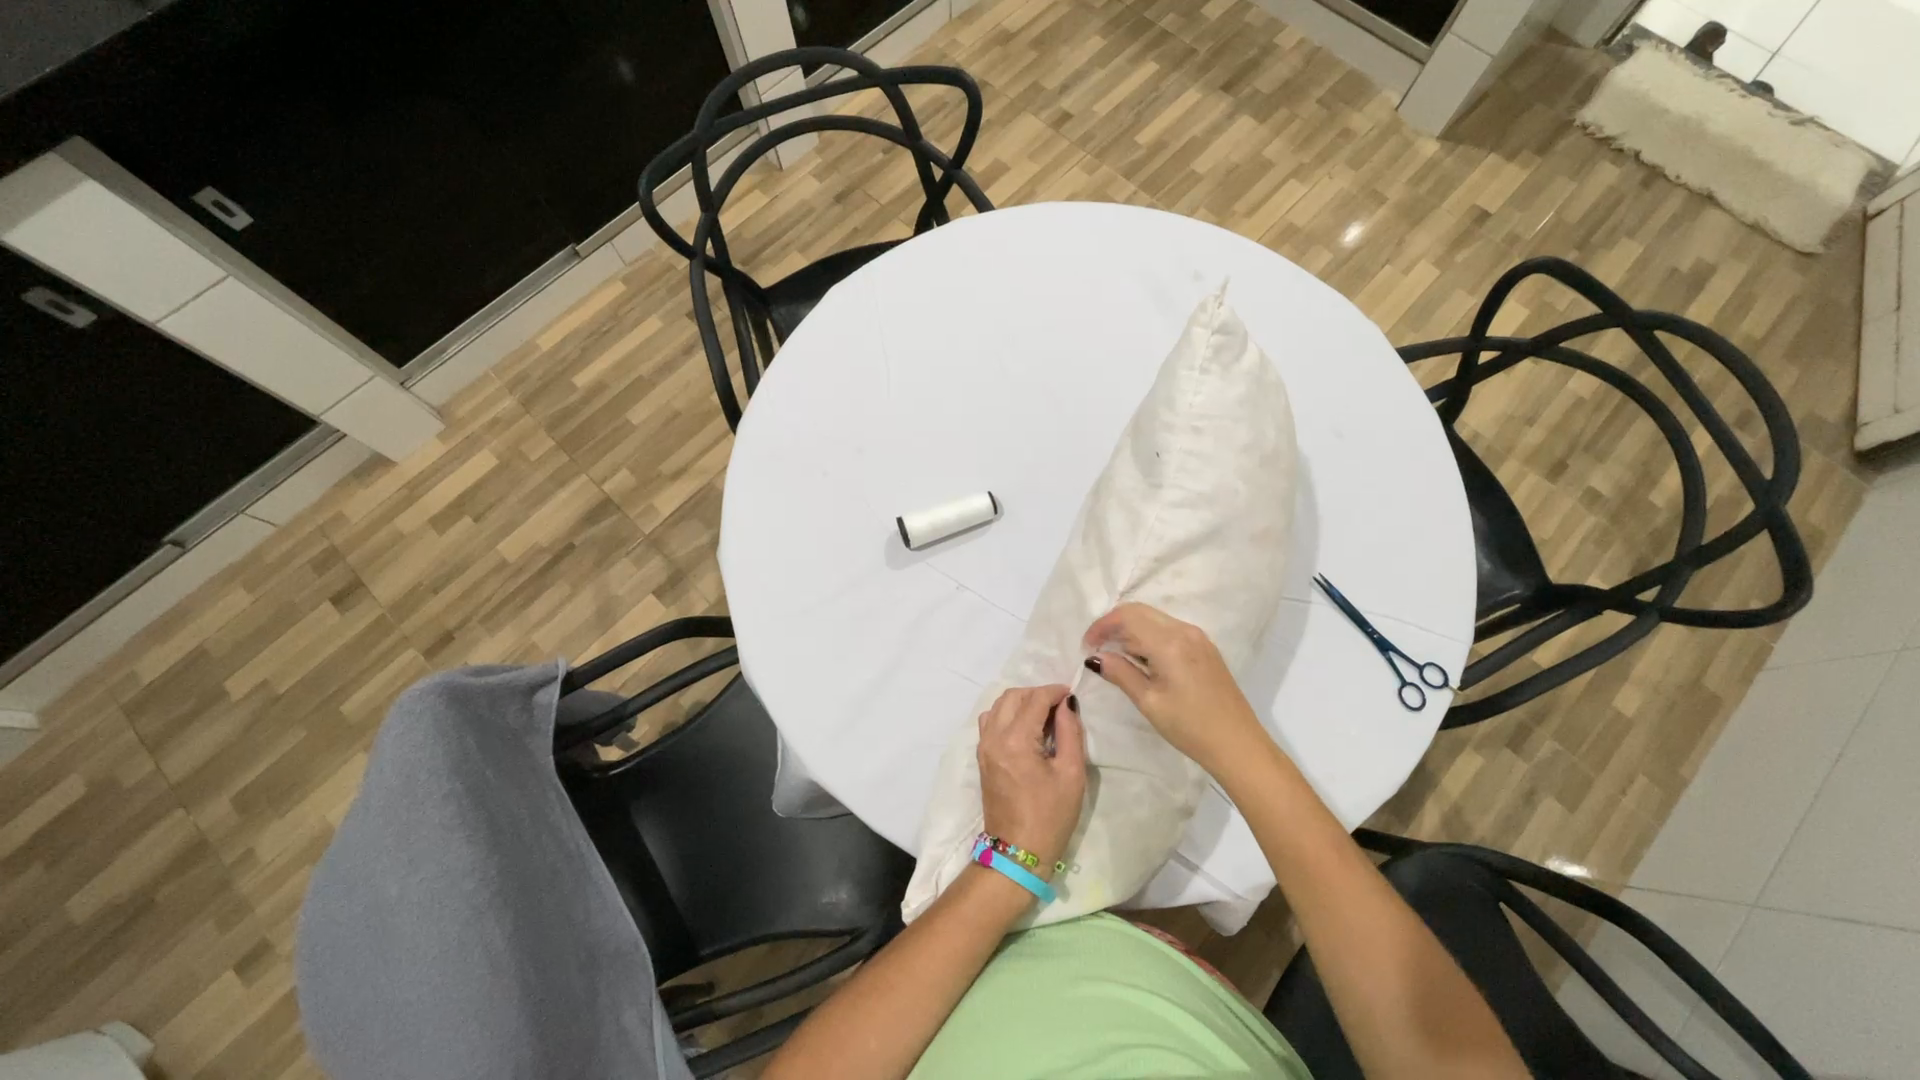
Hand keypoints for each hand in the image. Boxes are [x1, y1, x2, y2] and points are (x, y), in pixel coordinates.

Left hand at [976, 684, 1086, 875]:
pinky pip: (991, 721)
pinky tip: (1027, 727)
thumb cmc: (1051, 816)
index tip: (1072, 693)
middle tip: (1060, 705)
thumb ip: (1070, 732)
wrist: (1018, 852)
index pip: (1034, 699)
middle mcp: (993, 737)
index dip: (1054, 691)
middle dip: (1036, 693)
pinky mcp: (981, 757)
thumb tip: (1067, 705)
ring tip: (1044, 715)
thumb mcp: (1071, 774)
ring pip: (998, 706)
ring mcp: (983, 747)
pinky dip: (1008, 714)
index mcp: (1016, 741)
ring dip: (1020, 702)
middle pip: (1012, 696)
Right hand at [1082, 603, 1268, 771]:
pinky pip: (1169, 630)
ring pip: (1155, 619)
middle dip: (1114, 624)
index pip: (1127, 617)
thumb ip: (1121, 674)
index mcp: (1169, 642)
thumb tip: (1096, 657)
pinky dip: (1149, 637)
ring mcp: (1198, 637)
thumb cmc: (1189, 726)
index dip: (1102, 626)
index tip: (1086, 646)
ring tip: (1116, 656)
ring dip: (1132, 630)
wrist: (1237, 743)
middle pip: (1141, 611)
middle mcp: (1185, 631)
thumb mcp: (1149, 702)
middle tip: (1096, 648)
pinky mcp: (1205, 648)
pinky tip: (1142, 660)